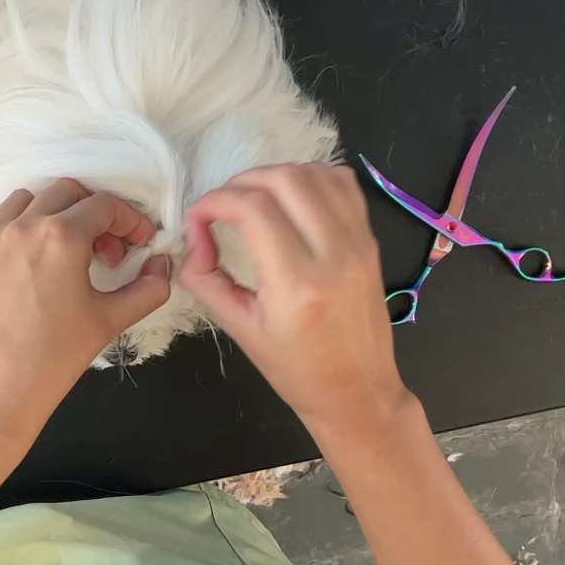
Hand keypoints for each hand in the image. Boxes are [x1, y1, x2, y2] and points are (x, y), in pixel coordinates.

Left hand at [0, 179, 170, 441]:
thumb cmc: (55, 358)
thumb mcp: (110, 321)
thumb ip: (148, 287)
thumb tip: (162, 267)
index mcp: (60, 236)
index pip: (105, 206)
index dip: (131, 220)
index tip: (140, 243)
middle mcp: (20, 227)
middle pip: (65, 192)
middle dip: (94, 213)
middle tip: (106, 251)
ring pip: (25, 201)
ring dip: (53, 214)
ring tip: (66, 252)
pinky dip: (20, 234)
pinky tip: (31, 270)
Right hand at [179, 163, 414, 439]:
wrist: (356, 390)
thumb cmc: (292, 369)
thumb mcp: (238, 328)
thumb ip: (205, 280)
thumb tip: (194, 240)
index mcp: (296, 284)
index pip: (252, 209)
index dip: (214, 202)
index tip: (196, 220)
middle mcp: (334, 254)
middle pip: (284, 180)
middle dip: (240, 183)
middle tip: (219, 207)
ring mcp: (359, 243)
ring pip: (315, 173)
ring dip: (274, 176)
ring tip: (250, 200)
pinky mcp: (370, 240)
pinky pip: (342, 185)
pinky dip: (308, 179)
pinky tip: (287, 199)